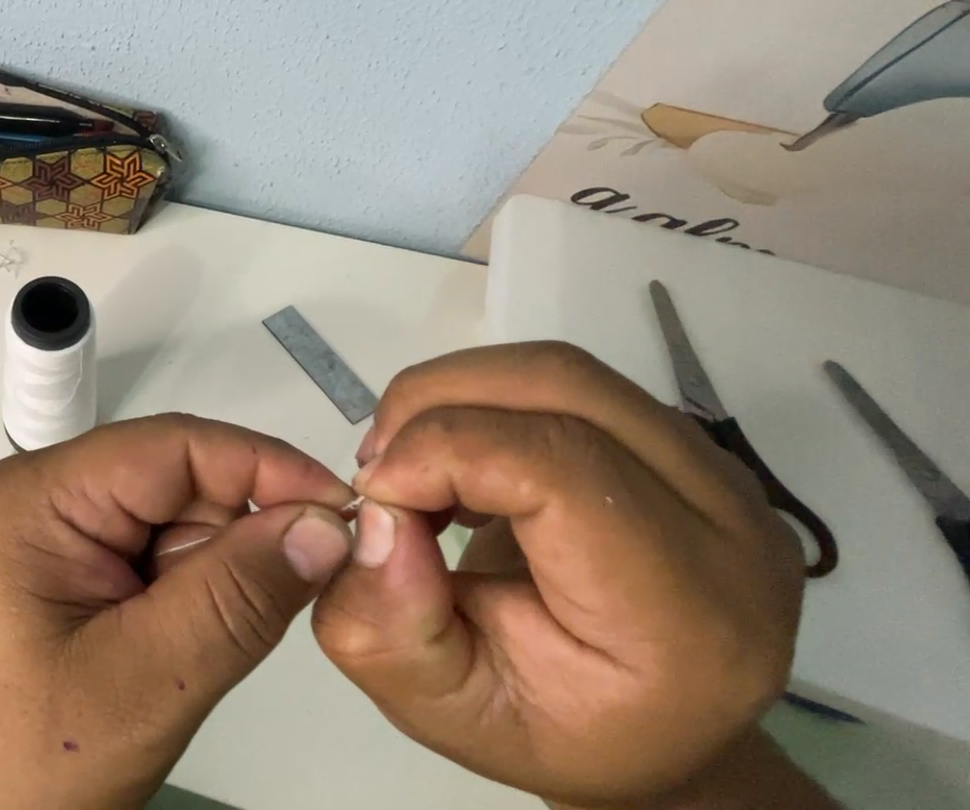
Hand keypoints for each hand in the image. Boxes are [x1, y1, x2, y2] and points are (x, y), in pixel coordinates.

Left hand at [0, 415, 355, 807]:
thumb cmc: (17, 760)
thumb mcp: (142, 681)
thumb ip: (236, 598)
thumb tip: (324, 527)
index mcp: (43, 496)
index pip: (175, 446)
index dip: (265, 468)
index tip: (343, 513)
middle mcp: (52, 495)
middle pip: (182, 479)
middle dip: (240, 538)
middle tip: (270, 611)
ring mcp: (65, 530)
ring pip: (182, 520)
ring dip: (218, 575)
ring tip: (191, 651)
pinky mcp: (81, 564)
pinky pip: (165, 555)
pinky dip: (198, 594)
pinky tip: (180, 646)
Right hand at [313, 343, 808, 807]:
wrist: (645, 726)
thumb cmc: (544, 726)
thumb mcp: (440, 708)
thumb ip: (386, 631)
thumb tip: (373, 516)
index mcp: (683, 613)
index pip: (558, 466)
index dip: (441, 453)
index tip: (369, 497)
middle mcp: (726, 523)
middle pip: (559, 387)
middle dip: (434, 404)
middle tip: (376, 469)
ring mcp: (712, 471)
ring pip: (554, 369)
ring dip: (450, 394)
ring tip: (406, 461)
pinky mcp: (677, 443)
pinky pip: (558, 380)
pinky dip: (477, 397)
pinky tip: (452, 457)